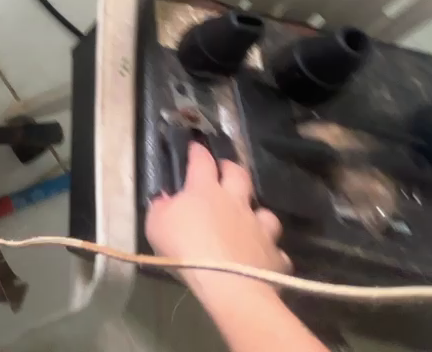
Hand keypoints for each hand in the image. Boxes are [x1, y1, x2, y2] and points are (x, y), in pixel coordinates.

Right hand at [145, 141, 289, 296]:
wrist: (227, 285)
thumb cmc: (184, 248)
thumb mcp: (156, 225)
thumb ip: (161, 208)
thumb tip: (166, 199)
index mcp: (205, 189)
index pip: (202, 160)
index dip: (198, 151)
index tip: (195, 146)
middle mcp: (235, 202)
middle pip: (239, 175)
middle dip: (231, 169)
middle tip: (225, 171)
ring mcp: (258, 227)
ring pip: (265, 212)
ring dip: (258, 213)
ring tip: (250, 220)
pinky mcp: (274, 254)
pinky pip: (275, 249)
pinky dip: (269, 250)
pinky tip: (262, 256)